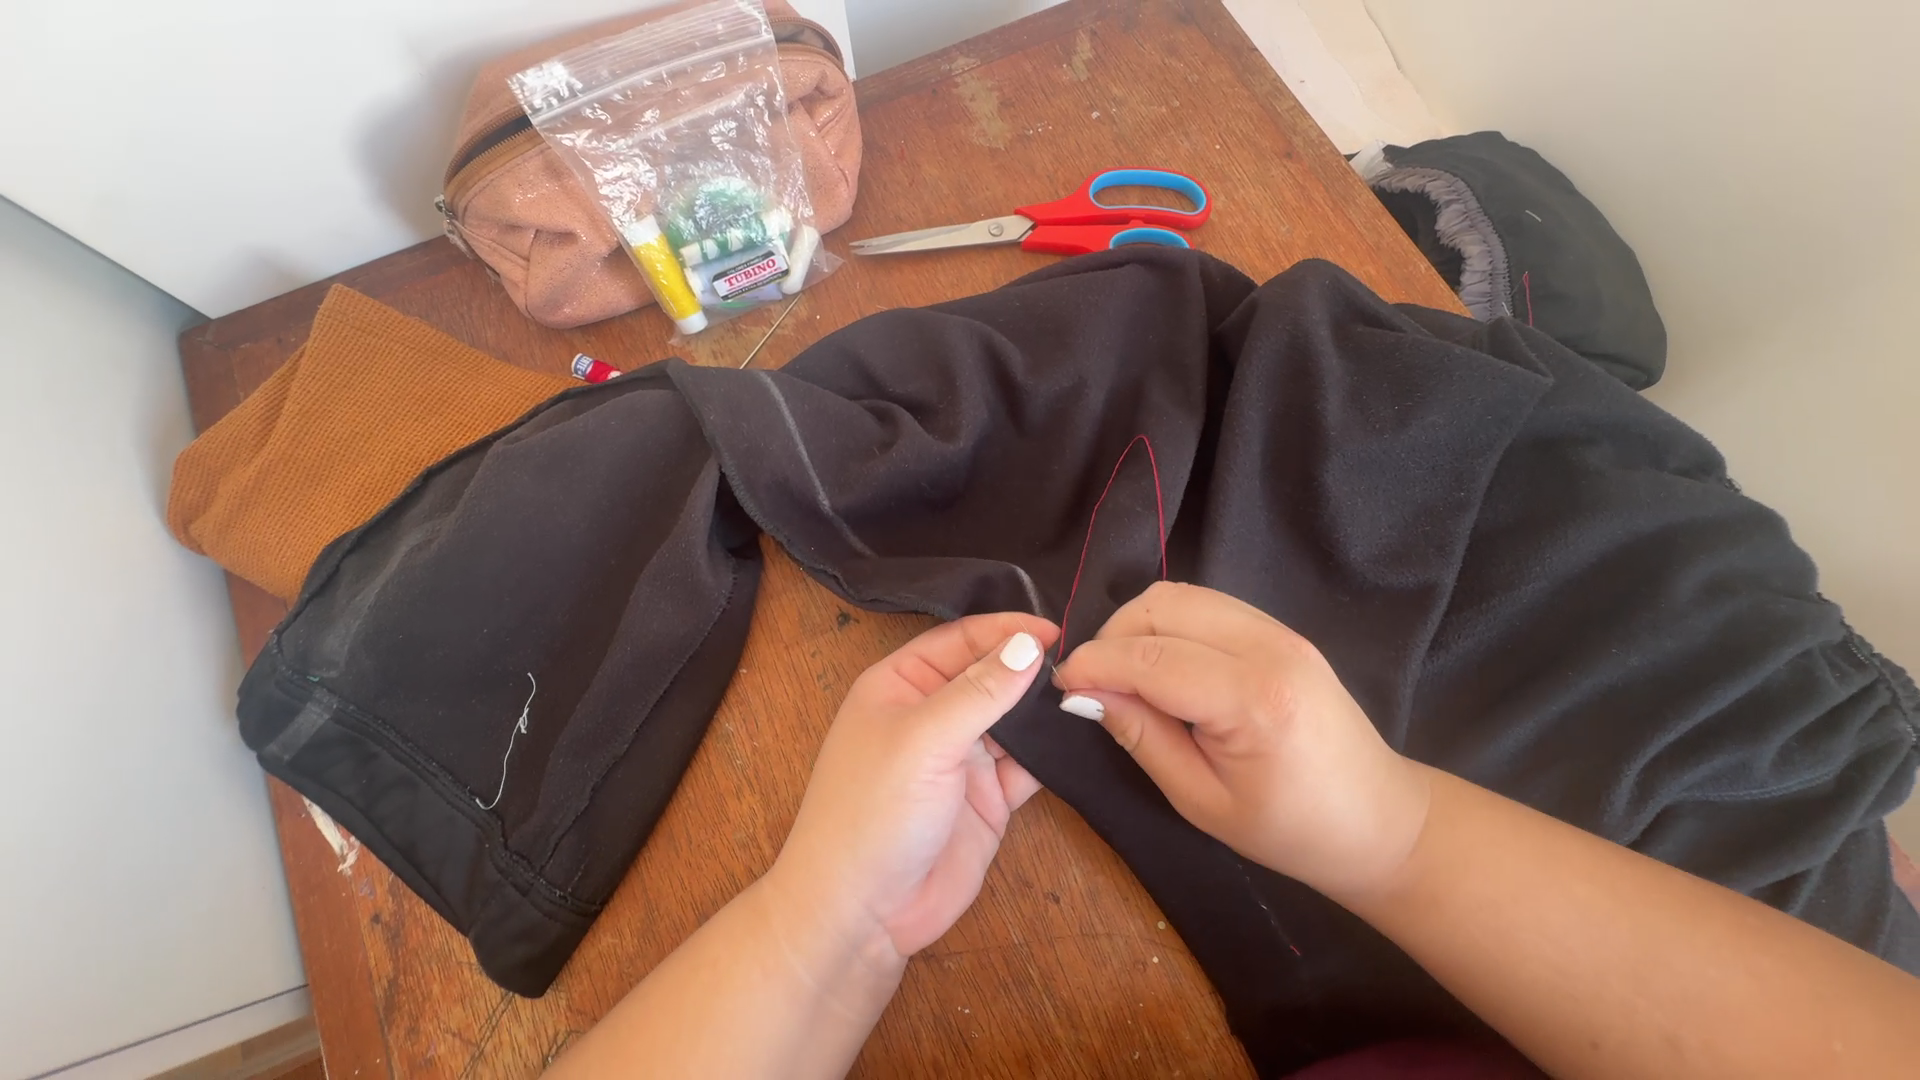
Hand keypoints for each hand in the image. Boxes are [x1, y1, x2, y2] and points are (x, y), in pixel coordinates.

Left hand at [769, 612, 1057, 962]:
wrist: (863, 912)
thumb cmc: (874, 809)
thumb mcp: (923, 739)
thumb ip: (979, 691)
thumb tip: (1028, 643)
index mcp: (902, 683)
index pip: (961, 639)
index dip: (1005, 629)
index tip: (1056, 629)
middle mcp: (934, 713)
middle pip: (991, 674)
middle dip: (1031, 666)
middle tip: (1088, 658)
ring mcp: (962, 756)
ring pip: (1014, 718)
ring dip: (1045, 709)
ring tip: (1093, 691)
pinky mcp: (988, 797)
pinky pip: (1027, 764)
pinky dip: (1052, 753)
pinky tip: (1083, 736)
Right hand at [1053, 581, 1429, 900]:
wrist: (1379, 820)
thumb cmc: (1290, 829)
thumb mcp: (1200, 800)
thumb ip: (1141, 736)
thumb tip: (1084, 693)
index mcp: (1252, 699)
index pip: (1149, 658)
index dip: (1094, 664)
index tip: (1060, 685)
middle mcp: (1267, 646)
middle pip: (1160, 607)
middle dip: (1111, 638)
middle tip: (1094, 684)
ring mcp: (1278, 630)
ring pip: (1178, 595)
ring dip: (1136, 626)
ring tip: (1123, 673)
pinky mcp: (1280, 629)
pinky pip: (1203, 603)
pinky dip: (1166, 623)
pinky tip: (1160, 662)